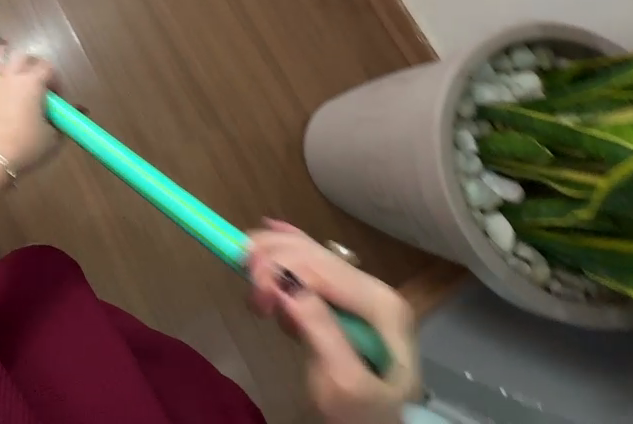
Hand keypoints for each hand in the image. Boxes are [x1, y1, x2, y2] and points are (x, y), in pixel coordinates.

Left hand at [0, 43, 59, 174]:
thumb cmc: (26, 148)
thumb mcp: (53, 138)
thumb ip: (65, 121)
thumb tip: (81, 109)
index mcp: (33, 83)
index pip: (48, 67)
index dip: (55, 80)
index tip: (56, 97)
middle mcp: (12, 75)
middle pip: (23, 56)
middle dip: (32, 65)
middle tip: (36, 83)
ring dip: (3, 57)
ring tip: (8, 70)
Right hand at [244, 219, 420, 423]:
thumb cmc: (362, 416)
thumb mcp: (344, 383)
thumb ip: (320, 329)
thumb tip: (284, 284)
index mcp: (381, 305)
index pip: (318, 267)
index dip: (279, 271)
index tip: (256, 302)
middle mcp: (373, 287)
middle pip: (310, 253)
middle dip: (270, 261)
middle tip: (252, 298)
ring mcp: (361, 290)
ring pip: (307, 251)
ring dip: (272, 258)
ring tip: (257, 291)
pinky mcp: (346, 297)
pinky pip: (313, 258)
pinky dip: (288, 242)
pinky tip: (271, 227)